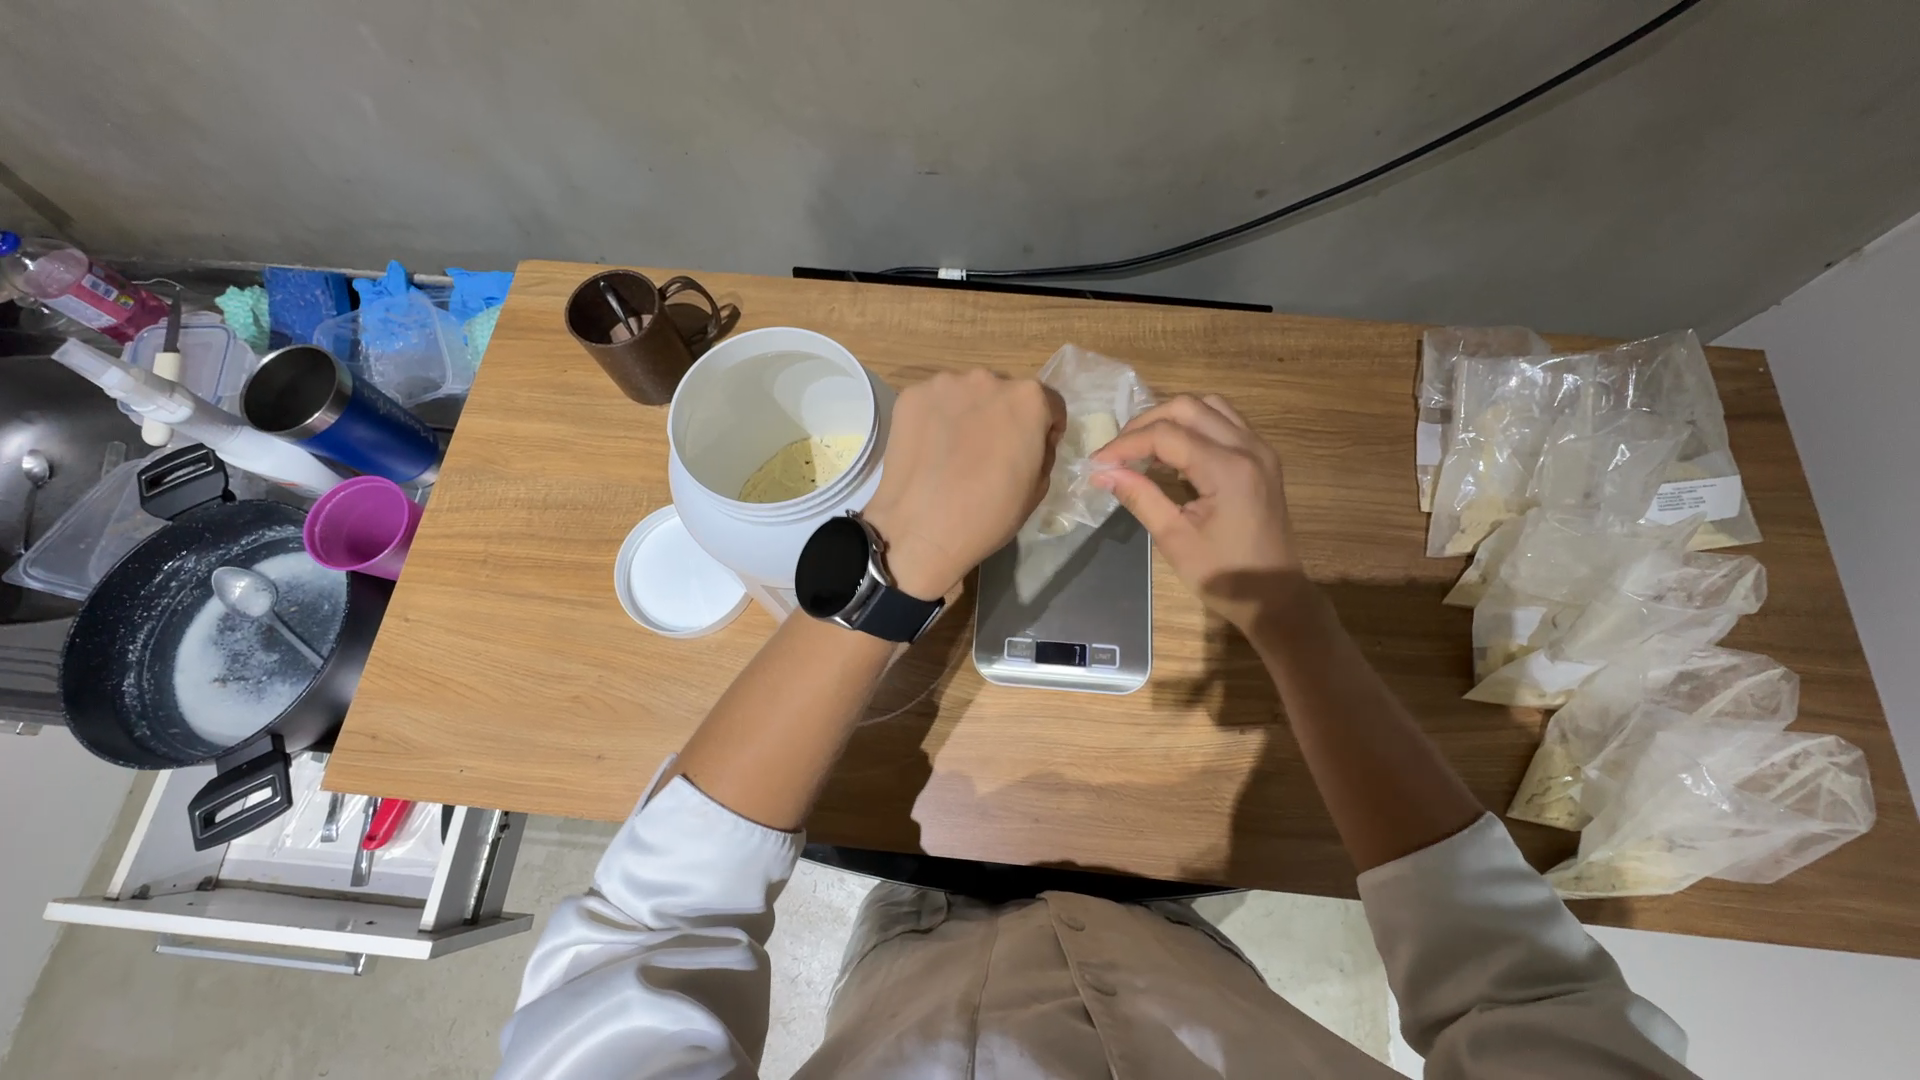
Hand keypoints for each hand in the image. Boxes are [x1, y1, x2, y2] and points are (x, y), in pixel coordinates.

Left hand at [862, 369, 1064, 597]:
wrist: (922, 529)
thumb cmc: (989, 515)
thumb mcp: (1038, 487)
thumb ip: (1042, 450)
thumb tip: (1031, 440)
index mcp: (1029, 399)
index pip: (1049, 403)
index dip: (1044, 429)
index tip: (1032, 451)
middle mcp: (988, 379)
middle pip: (1004, 394)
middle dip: (1002, 417)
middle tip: (989, 453)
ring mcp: (945, 384)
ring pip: (965, 394)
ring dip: (967, 414)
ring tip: (954, 452)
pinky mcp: (911, 396)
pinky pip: (933, 403)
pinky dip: (935, 419)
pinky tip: (929, 450)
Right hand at [1091, 394, 1302, 630]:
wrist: (1275, 596)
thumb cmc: (1223, 575)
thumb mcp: (1174, 538)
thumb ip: (1139, 496)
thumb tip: (1101, 472)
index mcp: (1228, 469)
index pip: (1166, 435)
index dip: (1125, 444)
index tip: (1097, 463)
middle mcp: (1248, 448)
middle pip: (1187, 407)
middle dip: (1145, 424)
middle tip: (1118, 453)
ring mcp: (1260, 450)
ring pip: (1209, 406)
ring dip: (1171, 418)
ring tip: (1143, 447)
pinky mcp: (1261, 458)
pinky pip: (1224, 422)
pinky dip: (1194, 426)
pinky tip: (1173, 452)